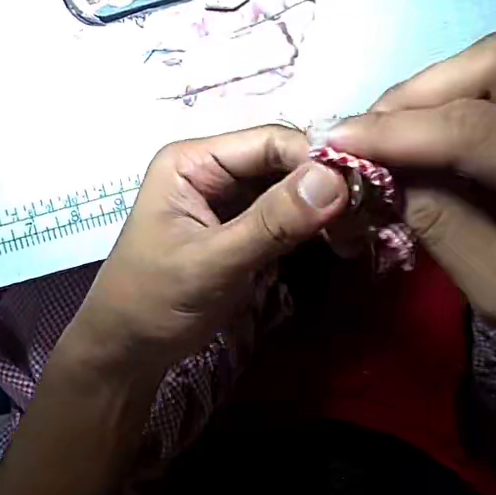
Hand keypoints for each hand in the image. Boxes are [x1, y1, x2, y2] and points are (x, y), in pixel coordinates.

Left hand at [64, 125, 350, 384]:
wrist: (129, 352)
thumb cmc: (154, 300)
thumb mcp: (212, 262)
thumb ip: (271, 222)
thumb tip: (334, 180)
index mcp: (193, 161)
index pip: (270, 141)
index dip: (317, 159)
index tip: (361, 188)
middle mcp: (216, 169)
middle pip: (287, 162)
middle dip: (327, 186)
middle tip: (366, 218)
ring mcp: (233, 199)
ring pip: (295, 189)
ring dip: (327, 209)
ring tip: (359, 234)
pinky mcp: (247, 227)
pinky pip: (291, 216)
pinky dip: (317, 228)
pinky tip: (343, 242)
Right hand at [327, 34, 495, 438]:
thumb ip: (444, 227)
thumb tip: (386, 171)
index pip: (484, 127)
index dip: (399, 129)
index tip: (335, 139)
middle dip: (420, 93)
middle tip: (369, 134)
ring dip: (447, 91)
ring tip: (401, 135)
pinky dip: (481, 101)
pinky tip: (453, 136)